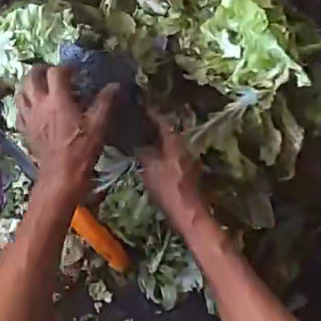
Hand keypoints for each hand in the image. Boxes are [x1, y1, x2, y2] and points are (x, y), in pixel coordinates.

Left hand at [16, 66, 115, 194]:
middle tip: (52, 71)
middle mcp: (39, 104)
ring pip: (21, 92)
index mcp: (57, 100)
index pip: (56, 72)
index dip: (66, 68)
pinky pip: (19, 111)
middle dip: (41, 70)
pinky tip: (32, 107)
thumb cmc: (81, 150)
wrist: (61, 176)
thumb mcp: (98, 125)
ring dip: (29, 84)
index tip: (76, 71)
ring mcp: (29, 117)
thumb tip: (115, 85)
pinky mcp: (24, 130)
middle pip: (32, 77)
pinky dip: (24, 104)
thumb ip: (105, 102)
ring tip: (40, 85)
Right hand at [139, 112, 209, 228]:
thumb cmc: (168, 188)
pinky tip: (150, 157)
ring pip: (169, 144)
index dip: (152, 114)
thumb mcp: (149, 167)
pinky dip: (160, 152)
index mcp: (175, 143)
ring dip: (157, 140)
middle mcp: (183, 148)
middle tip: (137, 122)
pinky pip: (171, 155)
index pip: (163, 121)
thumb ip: (143, 151)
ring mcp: (186, 160)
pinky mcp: (186, 173)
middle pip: (167, 132)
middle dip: (153, 127)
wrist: (187, 212)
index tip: (139, 107)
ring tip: (140, 138)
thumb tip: (134, 139)